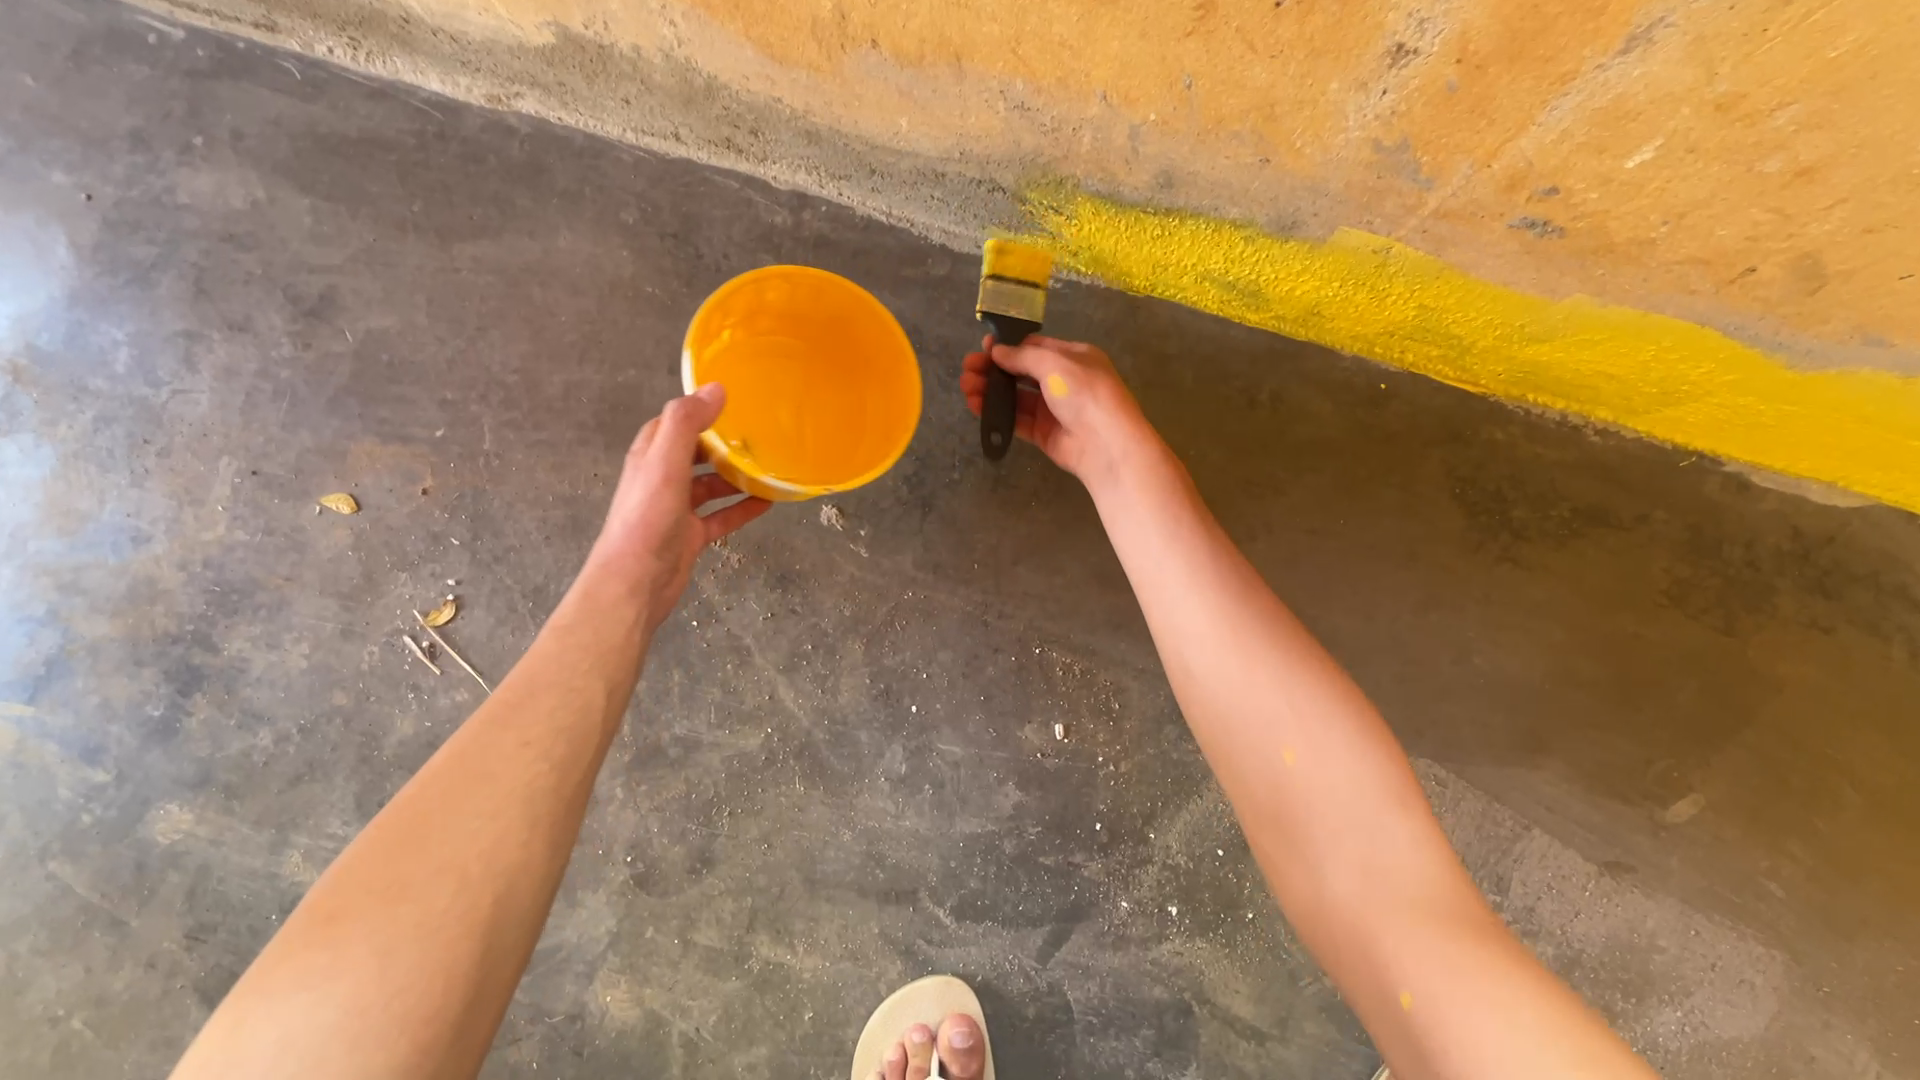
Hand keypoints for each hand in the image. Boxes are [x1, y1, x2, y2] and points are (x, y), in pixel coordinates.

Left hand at [586, 383, 769, 629]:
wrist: (636, 582)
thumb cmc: (648, 518)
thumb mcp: (665, 463)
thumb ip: (687, 424)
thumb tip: (717, 388)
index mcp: (650, 456)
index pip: (672, 423)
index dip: (697, 411)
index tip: (731, 403)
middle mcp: (662, 479)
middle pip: (695, 453)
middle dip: (722, 444)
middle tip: (758, 435)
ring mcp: (677, 510)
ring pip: (710, 486)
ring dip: (735, 476)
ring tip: (768, 467)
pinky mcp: (691, 536)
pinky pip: (722, 516)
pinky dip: (742, 508)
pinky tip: (768, 502)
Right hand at [960, 335, 1154, 485]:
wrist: (1106, 443)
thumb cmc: (1085, 392)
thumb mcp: (1056, 364)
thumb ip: (1023, 357)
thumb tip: (997, 351)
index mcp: (1073, 357)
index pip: (1035, 348)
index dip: (1009, 347)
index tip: (984, 348)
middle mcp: (1063, 381)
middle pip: (1021, 372)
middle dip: (993, 369)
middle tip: (967, 369)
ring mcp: (1053, 409)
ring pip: (1016, 396)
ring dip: (990, 390)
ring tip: (966, 387)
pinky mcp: (1043, 433)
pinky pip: (1016, 420)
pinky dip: (996, 413)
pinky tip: (976, 406)